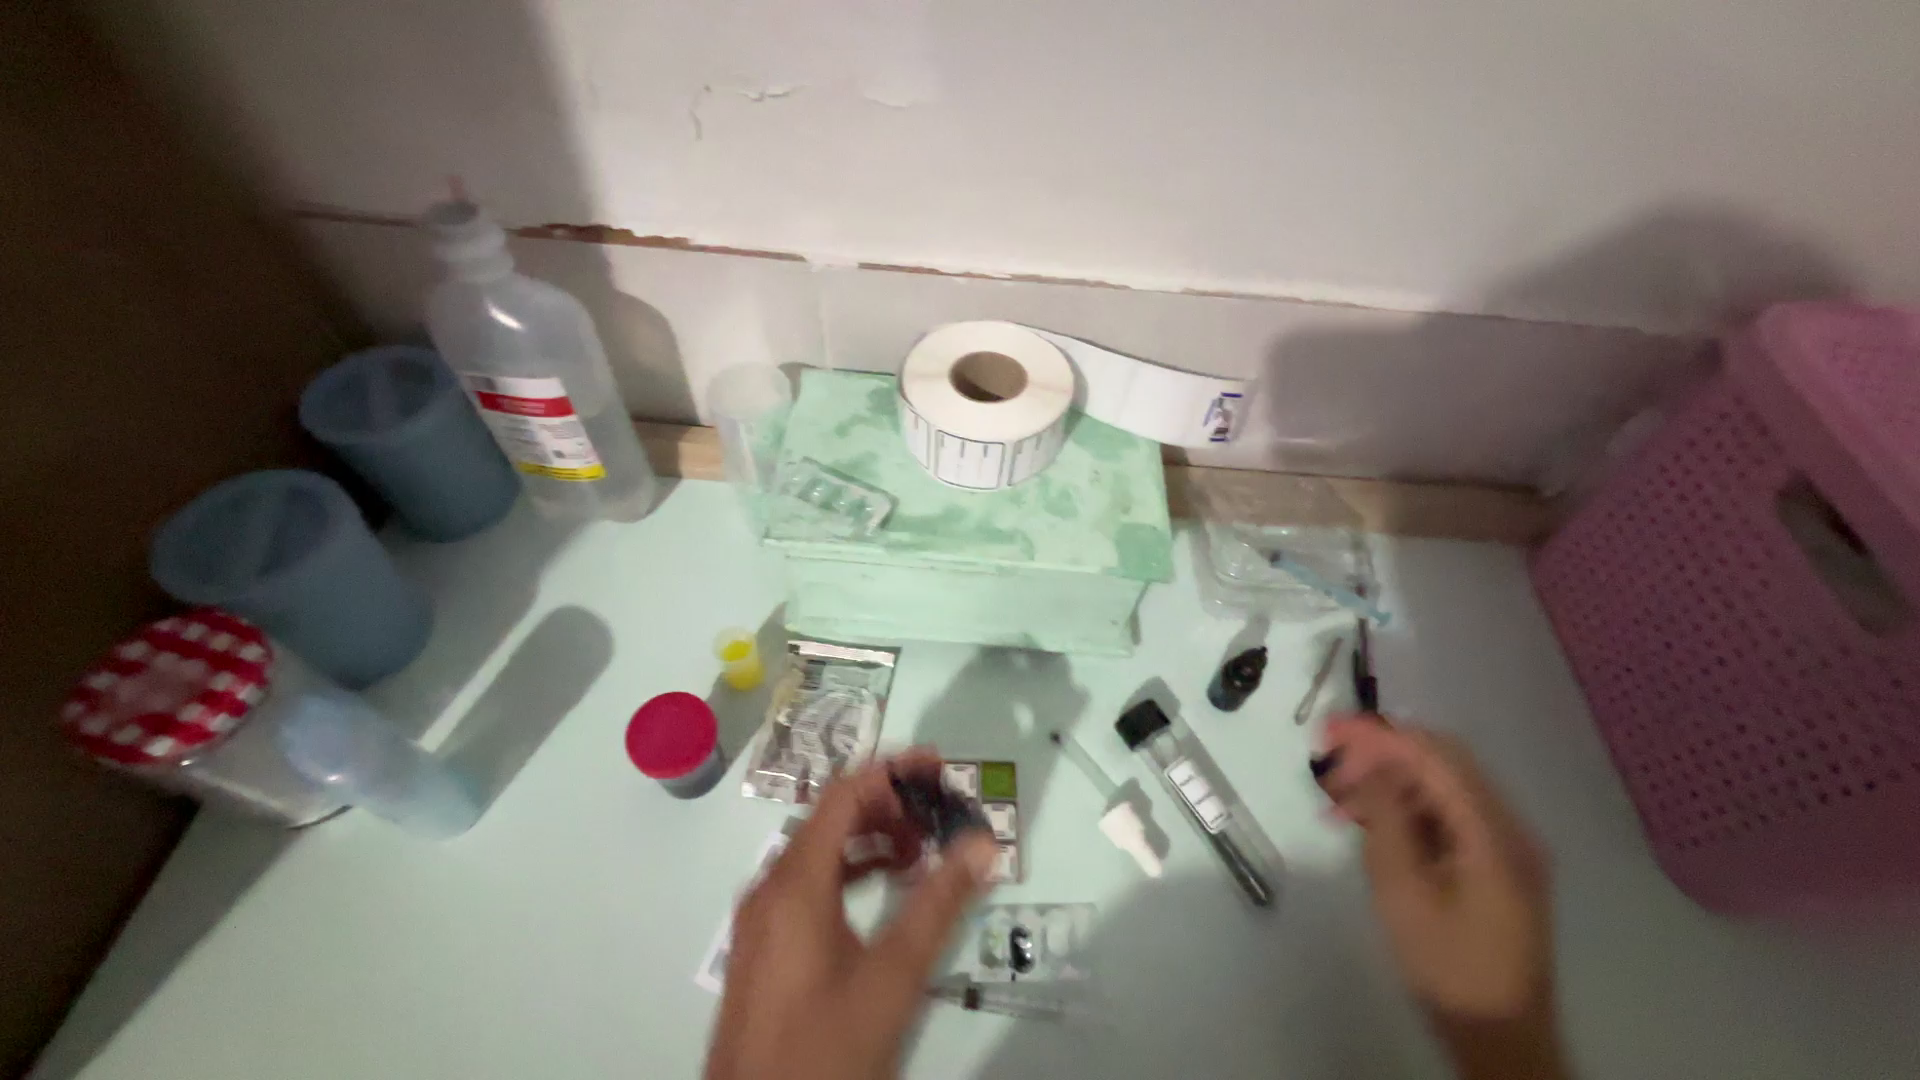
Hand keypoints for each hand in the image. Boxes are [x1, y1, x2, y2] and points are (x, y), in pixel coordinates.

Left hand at [705, 751, 998, 1079]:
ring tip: (921, 853)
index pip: (844, 794)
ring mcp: (761, 920)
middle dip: (887, 806)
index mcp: (796, 883)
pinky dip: (848, 874)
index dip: (892, 770)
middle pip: (829, 819)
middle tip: (939, 814)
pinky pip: (807, 885)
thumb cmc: (828, 1048)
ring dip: (869, 840)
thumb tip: (982, 843)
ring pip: (818, 853)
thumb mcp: (895, 977)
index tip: (939, 765)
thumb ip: (939, 903)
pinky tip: (882, 893)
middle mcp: (770, 888)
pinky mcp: (763, 947)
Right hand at [1316, 716, 1564, 1078]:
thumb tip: (1367, 765)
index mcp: (1493, 833)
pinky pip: (1447, 812)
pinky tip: (1366, 819)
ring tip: (1337, 796)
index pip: (1433, 757)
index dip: (1379, 735)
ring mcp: (1506, 844)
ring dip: (1389, 778)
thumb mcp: (1402, 891)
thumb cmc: (1446, 966)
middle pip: (1442, 761)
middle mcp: (1509, 827)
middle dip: (1381, 750)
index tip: (1328, 730)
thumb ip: (1386, 819)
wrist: (1500, 1037)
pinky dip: (1405, 805)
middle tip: (1328, 760)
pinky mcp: (1495, 861)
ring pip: (1442, 784)